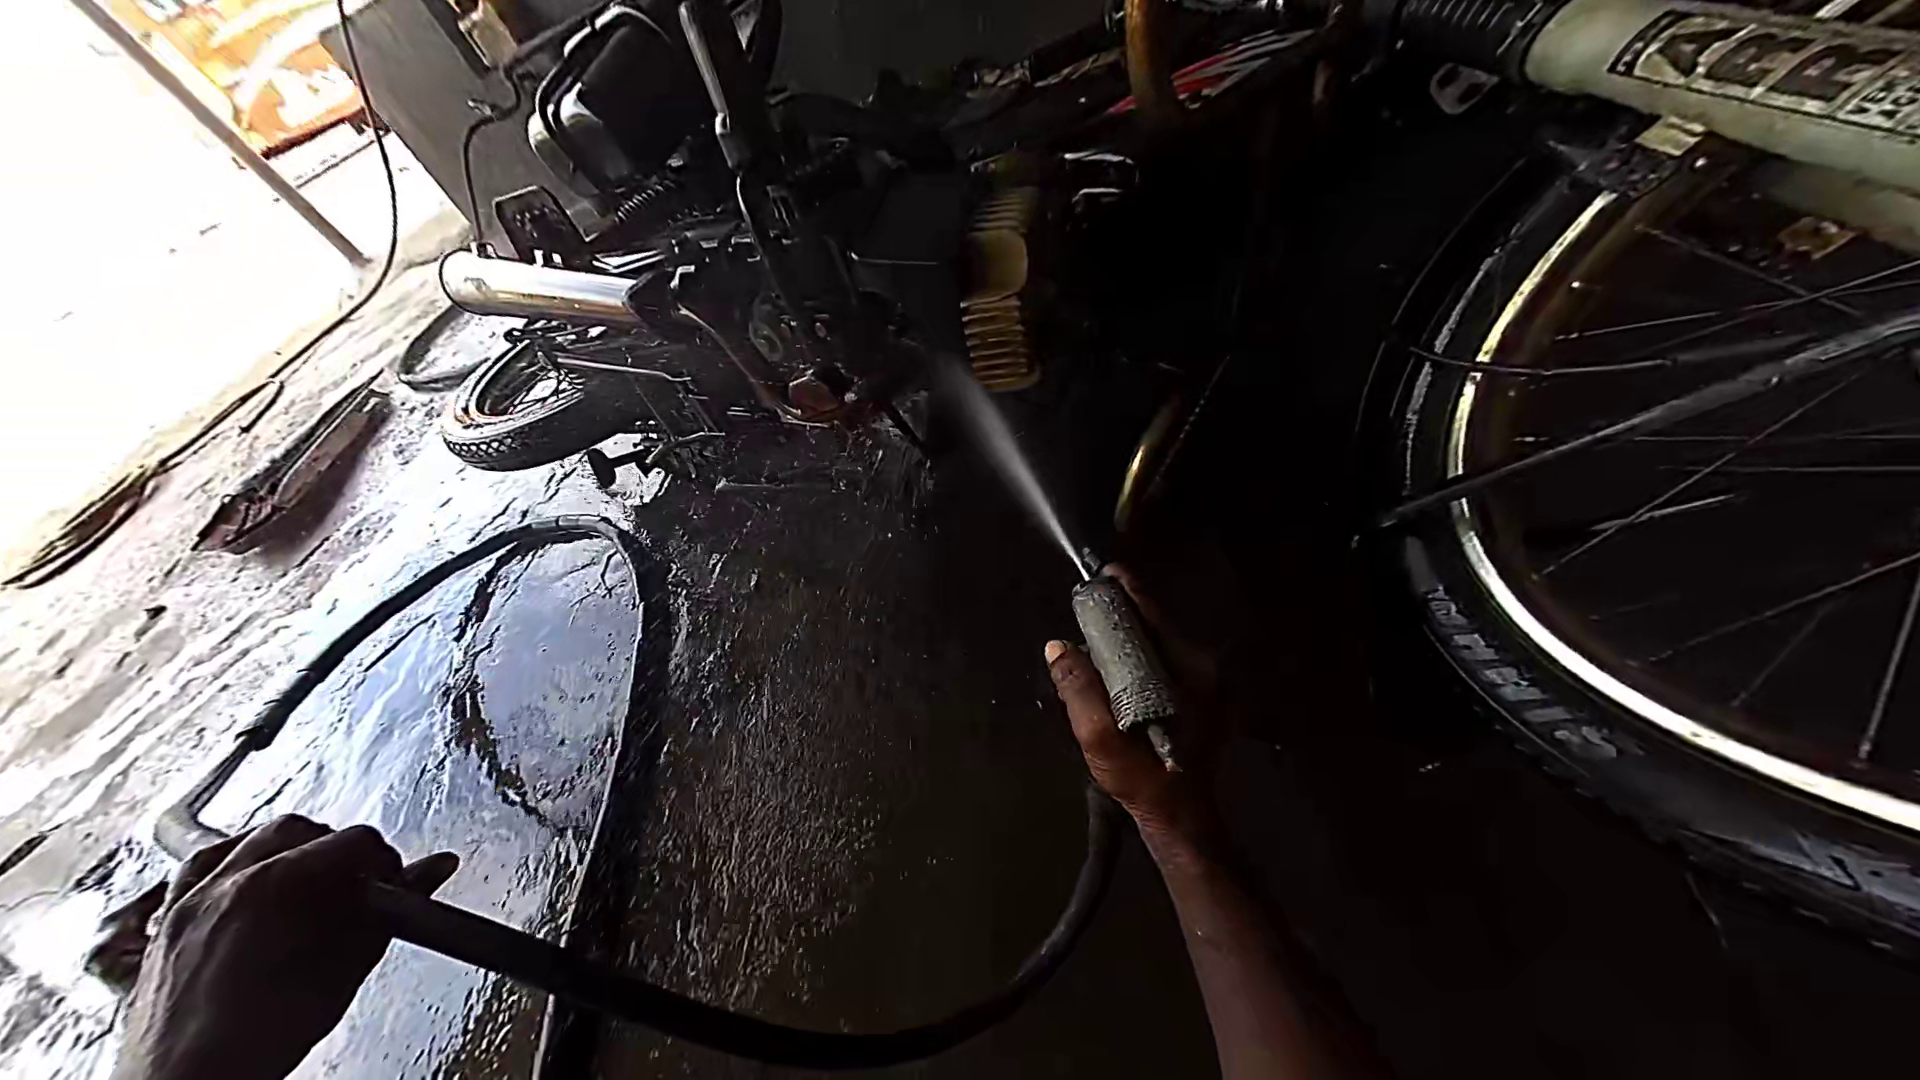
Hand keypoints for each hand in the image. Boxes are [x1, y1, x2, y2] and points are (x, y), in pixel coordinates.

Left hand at [112, 816, 458, 1079]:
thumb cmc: (266, 1030)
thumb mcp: (355, 957)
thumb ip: (400, 901)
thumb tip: (437, 867)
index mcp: (280, 880)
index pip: (355, 840)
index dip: (384, 860)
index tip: (390, 882)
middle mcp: (229, 882)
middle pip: (295, 828)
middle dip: (332, 846)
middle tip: (353, 876)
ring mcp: (187, 905)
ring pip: (237, 843)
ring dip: (276, 848)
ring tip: (302, 870)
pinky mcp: (158, 933)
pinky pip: (186, 876)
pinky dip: (218, 870)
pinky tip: (240, 882)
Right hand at [1047, 565, 1217, 841]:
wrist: (1181, 816)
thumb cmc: (1144, 778)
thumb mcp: (1100, 737)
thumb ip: (1078, 688)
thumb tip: (1057, 646)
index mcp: (1186, 669)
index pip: (1152, 612)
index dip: (1124, 589)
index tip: (1100, 574)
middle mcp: (1202, 666)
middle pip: (1154, 622)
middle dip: (1120, 613)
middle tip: (1087, 610)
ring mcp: (1205, 679)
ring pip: (1157, 640)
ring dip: (1127, 635)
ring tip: (1094, 636)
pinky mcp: (1199, 693)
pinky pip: (1161, 658)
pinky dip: (1136, 653)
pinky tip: (1114, 666)